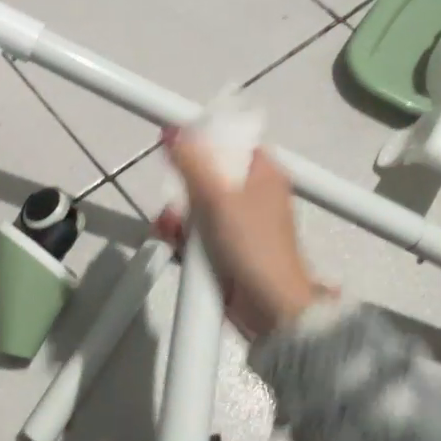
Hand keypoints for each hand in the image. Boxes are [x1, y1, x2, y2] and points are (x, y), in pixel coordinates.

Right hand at [154, 130, 331, 338]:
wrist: (271, 310)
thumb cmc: (251, 246)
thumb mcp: (217, 197)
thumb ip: (190, 161)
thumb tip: (171, 130)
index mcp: (264, 173)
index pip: (230, 141)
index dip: (202, 142)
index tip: (176, 150)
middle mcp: (253, 194)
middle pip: (207, 174)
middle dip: (182, 187)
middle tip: (172, 198)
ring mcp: (239, 224)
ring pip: (197, 206)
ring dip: (178, 216)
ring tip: (169, 228)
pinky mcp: (226, 250)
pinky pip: (196, 233)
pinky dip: (182, 237)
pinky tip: (171, 243)